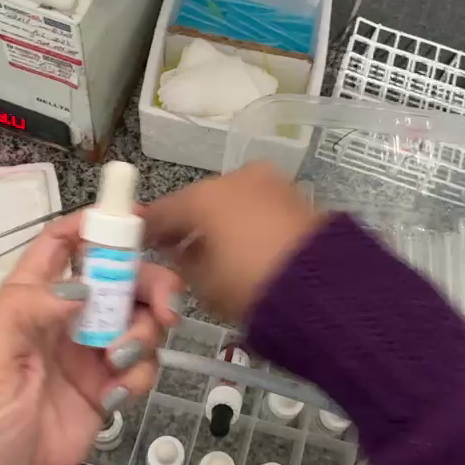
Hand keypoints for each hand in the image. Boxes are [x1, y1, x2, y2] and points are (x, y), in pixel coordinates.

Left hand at [0, 213, 182, 464]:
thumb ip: (26, 311)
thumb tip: (79, 285)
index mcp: (23, 304)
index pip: (58, 248)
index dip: (92, 227)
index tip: (132, 221)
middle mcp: (60, 321)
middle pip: (115, 281)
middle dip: (145, 284)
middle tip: (166, 304)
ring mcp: (85, 354)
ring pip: (135, 320)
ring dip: (144, 334)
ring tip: (124, 364)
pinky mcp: (105, 388)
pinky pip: (140, 365)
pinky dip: (140, 375)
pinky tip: (117, 396)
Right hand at [145, 162, 324, 321]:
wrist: (324, 286)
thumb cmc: (252, 286)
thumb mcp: (205, 286)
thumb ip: (183, 265)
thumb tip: (182, 253)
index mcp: (204, 196)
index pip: (162, 210)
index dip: (148, 229)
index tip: (141, 242)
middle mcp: (236, 178)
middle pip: (200, 202)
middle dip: (190, 224)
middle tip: (181, 250)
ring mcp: (270, 182)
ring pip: (233, 201)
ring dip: (222, 222)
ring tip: (219, 251)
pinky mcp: (297, 195)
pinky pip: (260, 207)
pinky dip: (249, 222)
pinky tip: (248, 246)